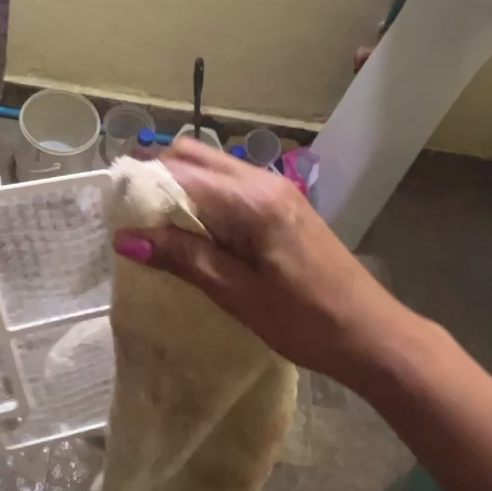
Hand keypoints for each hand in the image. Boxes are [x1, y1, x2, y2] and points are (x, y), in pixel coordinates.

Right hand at [111, 139, 420, 385]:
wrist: (376, 336)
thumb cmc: (307, 322)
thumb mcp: (238, 295)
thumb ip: (182, 258)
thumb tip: (124, 238)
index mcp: (251, 201)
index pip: (179, 173)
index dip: (141, 188)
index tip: (115, 214)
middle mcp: (261, 181)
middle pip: (191, 154)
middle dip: (156, 177)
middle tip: (134, 218)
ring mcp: (275, 188)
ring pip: (210, 165)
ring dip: (179, 185)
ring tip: (159, 227)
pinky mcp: (282, 202)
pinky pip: (228, 182)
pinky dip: (202, 195)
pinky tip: (195, 232)